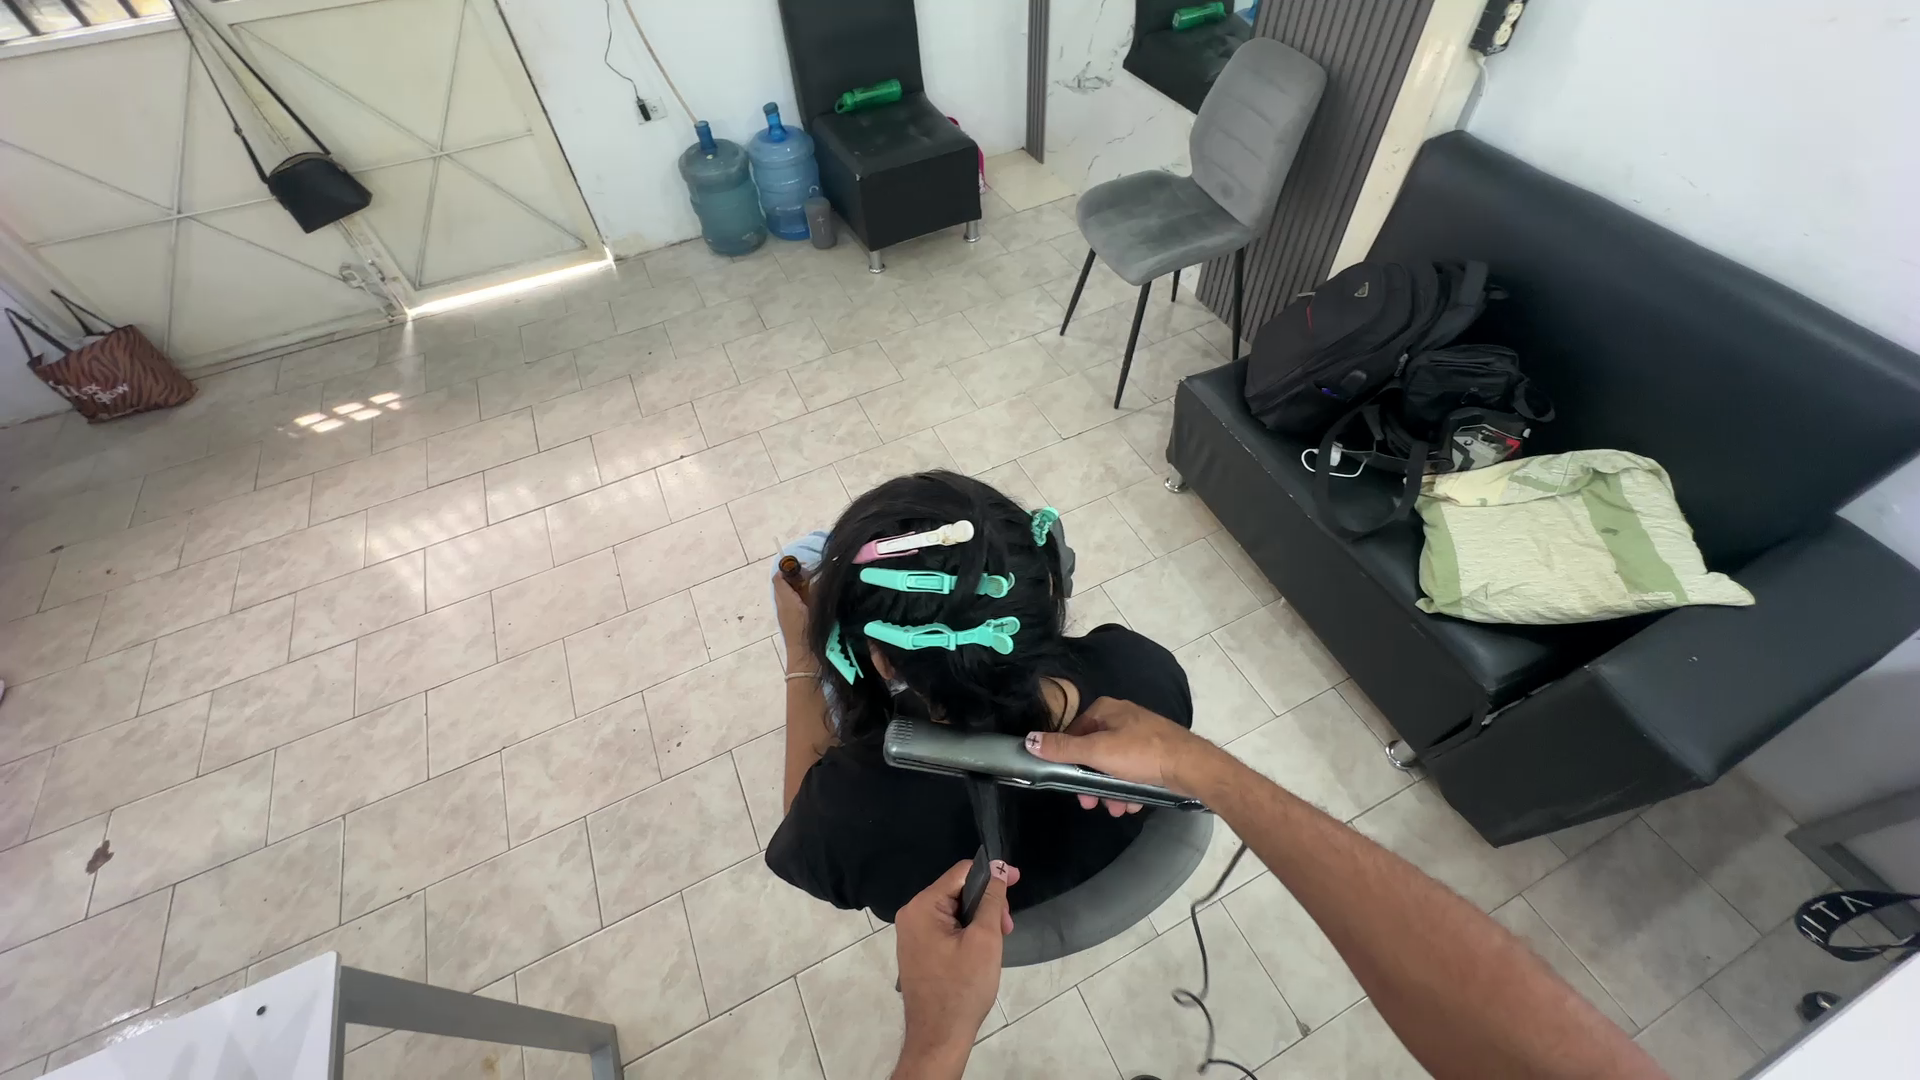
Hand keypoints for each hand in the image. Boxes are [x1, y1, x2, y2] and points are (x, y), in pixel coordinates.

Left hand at [771, 570, 810, 666]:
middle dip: (795, 577)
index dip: (789, 568)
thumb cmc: (811, 631)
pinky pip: (791, 603)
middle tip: (812, 577)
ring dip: (798, 588)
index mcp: (786, 599)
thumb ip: (815, 589)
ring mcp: (784, 614)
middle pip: (782, 584)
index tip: (805, 568)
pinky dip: (799, 598)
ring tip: (814, 589)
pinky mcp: (789, 621)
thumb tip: (817, 576)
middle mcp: (781, 605)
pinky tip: (813, 603)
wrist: (805, 657)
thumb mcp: (816, 607)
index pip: (779, 577)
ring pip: (787, 594)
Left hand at [891, 859, 1019, 1078]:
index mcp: (922, 906)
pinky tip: (982, 948)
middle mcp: (912, 914)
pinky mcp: (918, 950)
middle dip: (986, 903)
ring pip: (953, 910)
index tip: (1015, 879)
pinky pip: (945, 927)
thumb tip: (998, 867)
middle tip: (1007, 926)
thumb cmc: (963, 988)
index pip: (961, 873)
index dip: (991, 873)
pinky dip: (966, 932)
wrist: (938, 1040)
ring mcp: (912, 933)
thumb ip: (992, 899)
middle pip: (957, 891)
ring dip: (979, 919)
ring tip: (999, 939)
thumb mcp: (985, 939)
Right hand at [1025, 696, 1214, 814]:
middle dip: (1091, 781)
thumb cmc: (1140, 754)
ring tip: (1116, 809)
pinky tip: (1133, 804)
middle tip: (1092, 803)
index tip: (1069, 784)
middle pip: (1094, 751)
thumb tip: (1028, 741)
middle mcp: (1122, 717)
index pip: (1074, 732)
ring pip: (1114, 765)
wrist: (1191, 767)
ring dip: (1110, 790)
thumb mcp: (1096, 752)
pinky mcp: (1156, 752)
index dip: (1068, 759)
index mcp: (1105, 709)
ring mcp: (1141, 734)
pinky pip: (1133, 771)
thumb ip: (1062, 748)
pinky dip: (1129, 788)